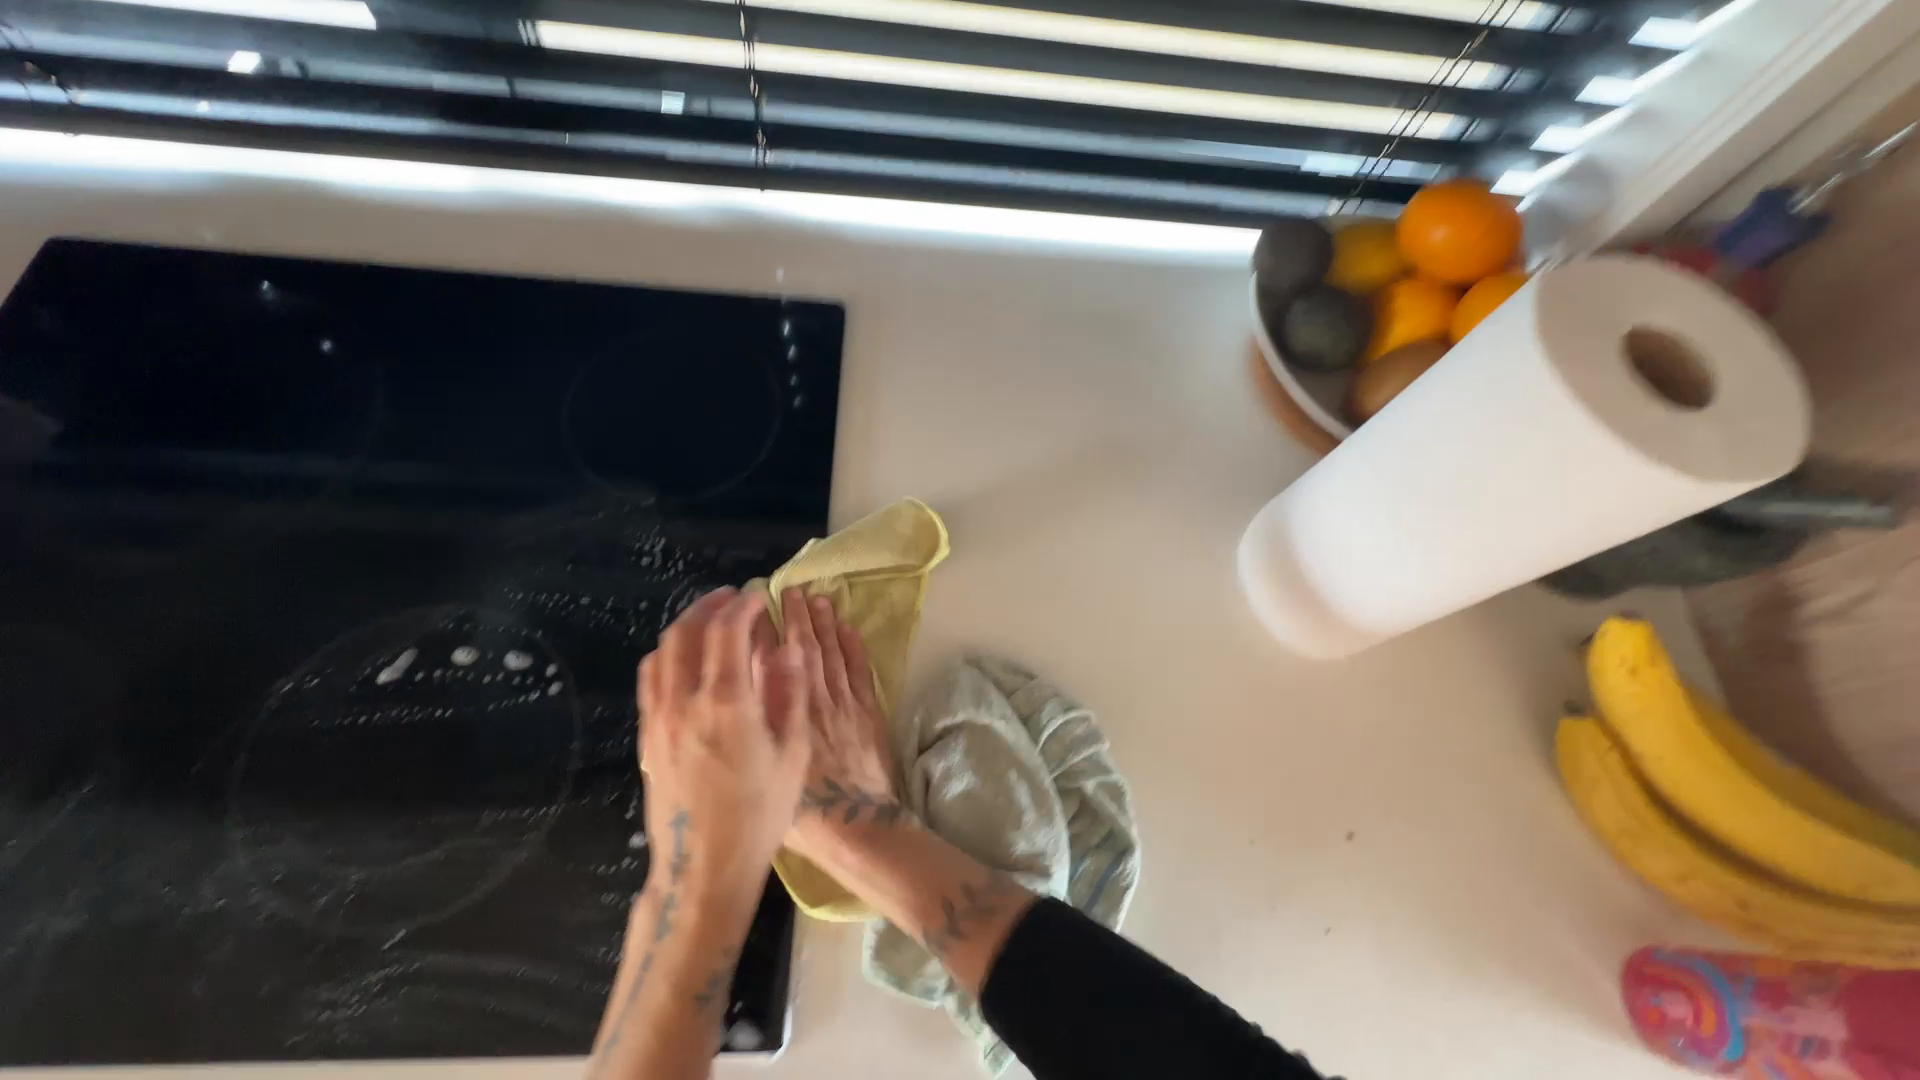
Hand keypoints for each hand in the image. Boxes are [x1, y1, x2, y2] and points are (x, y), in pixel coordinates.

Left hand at [637, 587, 810, 913]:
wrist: (704, 866)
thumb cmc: (759, 813)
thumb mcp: (793, 754)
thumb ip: (791, 694)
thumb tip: (789, 648)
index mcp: (726, 703)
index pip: (727, 632)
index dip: (745, 606)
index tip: (762, 597)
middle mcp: (684, 701)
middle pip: (686, 632)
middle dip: (710, 606)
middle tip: (734, 598)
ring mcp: (659, 718)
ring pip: (662, 651)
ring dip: (686, 626)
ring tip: (710, 621)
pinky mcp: (647, 736)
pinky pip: (650, 679)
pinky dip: (668, 654)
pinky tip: (685, 659)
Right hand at [777, 588, 908, 864]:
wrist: (852, 824)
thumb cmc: (800, 812)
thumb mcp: (762, 770)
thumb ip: (752, 731)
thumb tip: (737, 700)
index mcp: (782, 717)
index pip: (770, 663)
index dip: (764, 632)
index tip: (757, 607)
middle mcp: (812, 702)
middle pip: (804, 649)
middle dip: (796, 616)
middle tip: (790, 589)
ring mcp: (843, 705)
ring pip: (832, 654)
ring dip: (824, 624)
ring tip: (817, 597)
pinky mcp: (868, 713)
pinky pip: (861, 671)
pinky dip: (854, 647)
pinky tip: (847, 627)